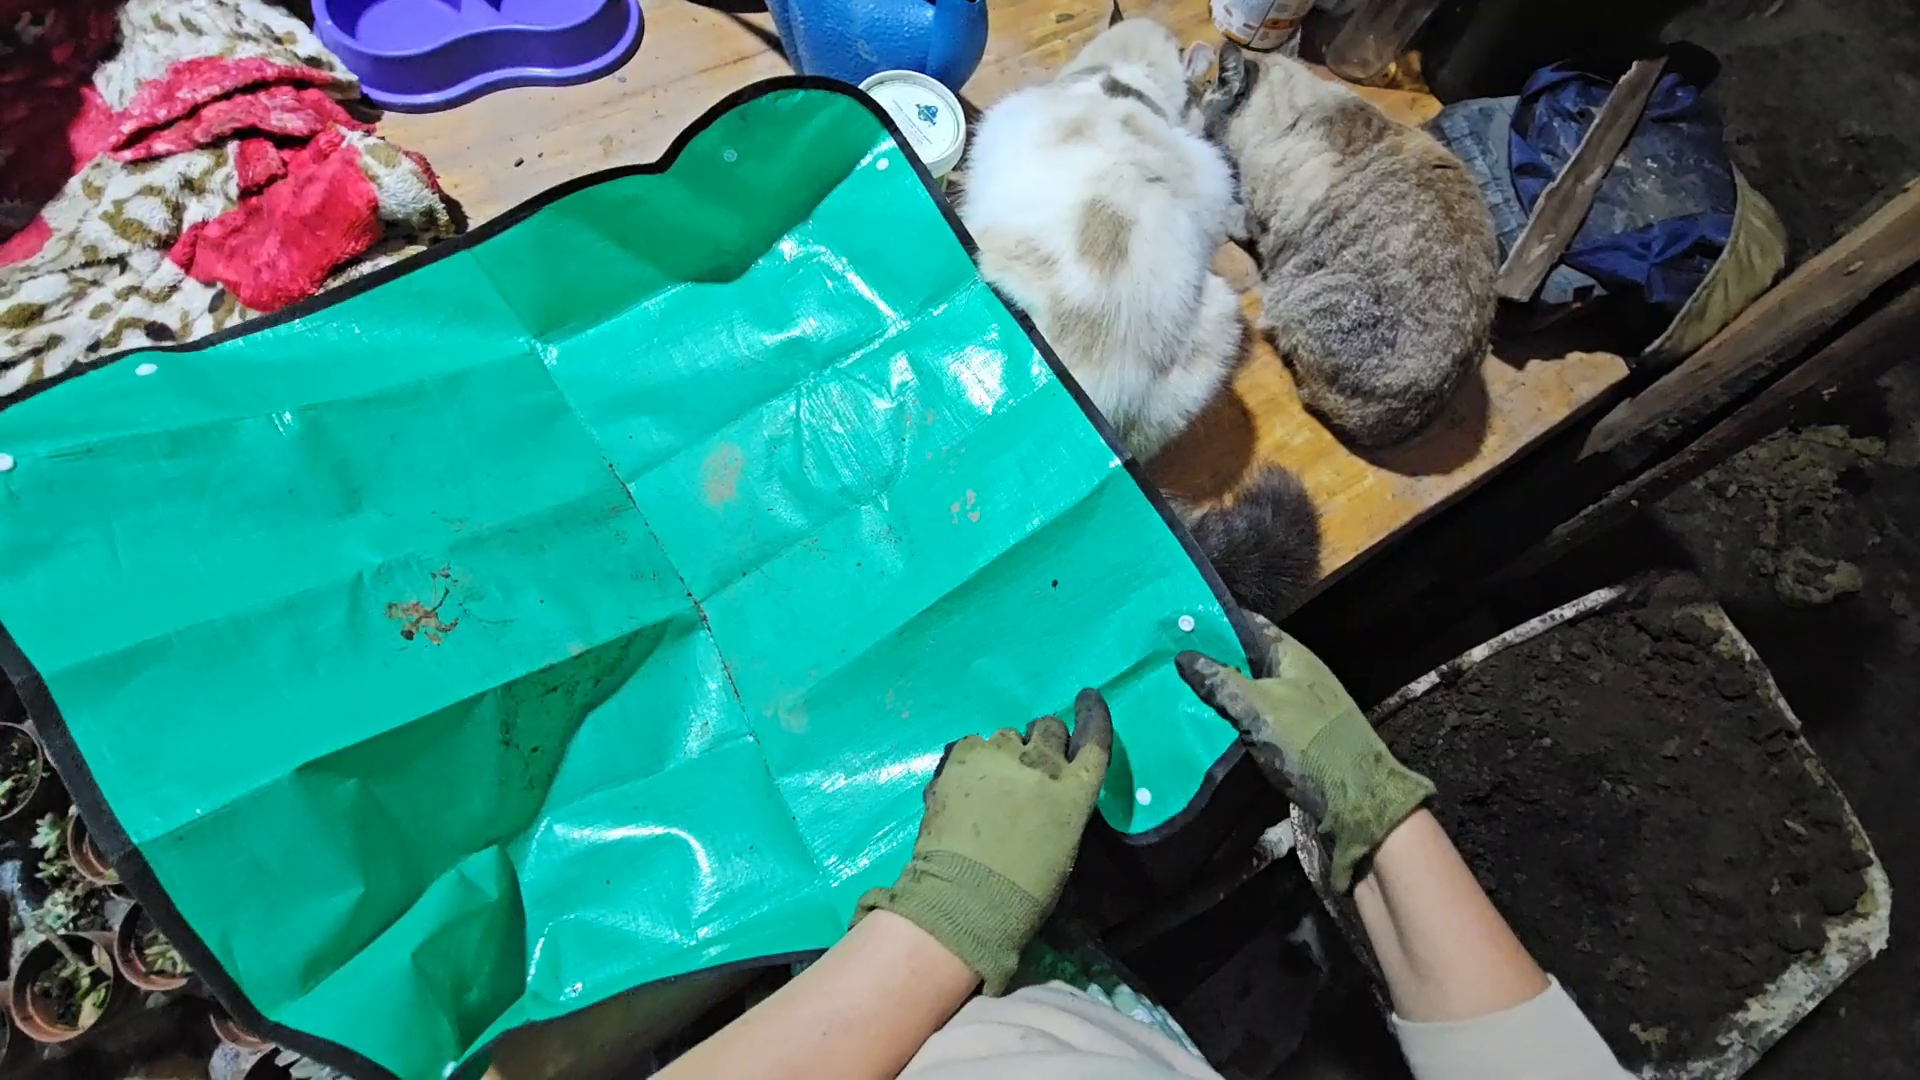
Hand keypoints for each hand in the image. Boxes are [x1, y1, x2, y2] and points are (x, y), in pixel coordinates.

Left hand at [856, 690, 1113, 993]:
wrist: (967, 897)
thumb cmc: (1023, 892)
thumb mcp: (1062, 843)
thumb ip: (1060, 802)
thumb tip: (1045, 788)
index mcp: (1076, 791)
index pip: (1095, 738)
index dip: (1092, 714)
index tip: (1086, 698)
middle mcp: (1043, 764)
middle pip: (1048, 728)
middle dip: (1039, 742)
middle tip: (1024, 766)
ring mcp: (1001, 754)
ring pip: (1006, 735)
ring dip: (1003, 752)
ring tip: (987, 784)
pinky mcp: (964, 754)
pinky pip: (973, 743)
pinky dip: (972, 758)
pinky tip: (963, 785)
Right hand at [1176, 613, 1432, 891]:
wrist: (1357, 799)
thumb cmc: (1307, 742)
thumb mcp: (1256, 709)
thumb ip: (1218, 681)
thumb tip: (1182, 656)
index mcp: (1291, 653)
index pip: (1246, 622)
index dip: (1213, 621)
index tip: (1176, 623)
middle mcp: (1294, 670)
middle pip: (1245, 652)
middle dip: (1210, 653)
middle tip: (1168, 654)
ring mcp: (1296, 699)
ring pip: (1248, 681)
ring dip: (1219, 682)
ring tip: (1178, 682)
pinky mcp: (1293, 727)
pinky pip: (1254, 707)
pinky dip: (1231, 706)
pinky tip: (1205, 713)